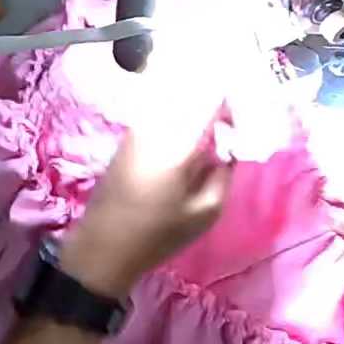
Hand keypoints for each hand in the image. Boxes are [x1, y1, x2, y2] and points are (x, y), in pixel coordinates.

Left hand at [58, 100, 232, 298]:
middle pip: (193, 95)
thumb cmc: (158, 234)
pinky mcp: (128, 136)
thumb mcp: (206, 211)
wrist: (103, 247)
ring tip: (210, 136)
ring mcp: (138, 128)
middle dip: (215, 106)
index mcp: (178, 142)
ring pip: (175, 102)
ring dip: (196, 110)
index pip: (212, 100)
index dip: (232, 106)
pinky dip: (179, 118)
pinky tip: (186, 142)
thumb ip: (225, 172)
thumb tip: (231, 146)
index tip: (241, 125)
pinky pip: (161, 113)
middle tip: (229, 129)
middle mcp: (156, 125)